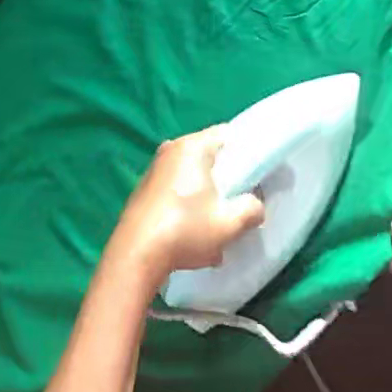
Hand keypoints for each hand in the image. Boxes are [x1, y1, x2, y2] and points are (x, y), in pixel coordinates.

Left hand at [111, 126, 265, 277]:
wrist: (134, 256)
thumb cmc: (185, 230)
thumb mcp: (229, 224)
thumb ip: (251, 209)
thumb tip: (256, 206)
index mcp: (192, 146)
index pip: (227, 135)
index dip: (246, 151)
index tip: (257, 172)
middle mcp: (171, 149)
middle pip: (209, 157)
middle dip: (225, 179)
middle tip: (238, 201)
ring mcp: (155, 169)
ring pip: (192, 176)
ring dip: (206, 197)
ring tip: (216, 226)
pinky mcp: (144, 189)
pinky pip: (176, 189)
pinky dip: (188, 205)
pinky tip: (193, 235)